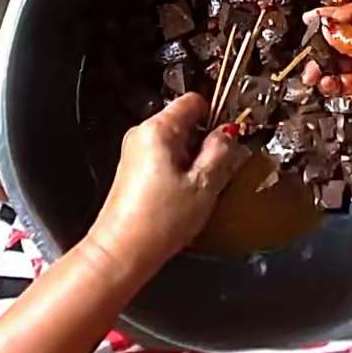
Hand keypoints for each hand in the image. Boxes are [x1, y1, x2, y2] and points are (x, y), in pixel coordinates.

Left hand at [85, 93, 246, 278]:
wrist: (121, 251)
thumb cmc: (159, 220)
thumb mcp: (203, 185)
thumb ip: (220, 152)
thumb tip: (230, 132)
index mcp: (158, 129)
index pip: (193, 101)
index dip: (215, 114)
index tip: (228, 136)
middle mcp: (142, 132)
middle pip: (183, 120)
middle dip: (204, 140)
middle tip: (217, 169)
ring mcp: (135, 149)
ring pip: (174, 139)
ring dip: (192, 157)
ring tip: (199, 187)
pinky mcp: (132, 167)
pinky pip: (162, 155)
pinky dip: (177, 168)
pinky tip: (183, 193)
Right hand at [301, 3, 351, 140]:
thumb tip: (328, 27)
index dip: (332, 15)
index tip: (313, 19)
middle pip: (340, 35)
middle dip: (322, 42)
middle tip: (310, 48)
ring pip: (335, 58)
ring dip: (321, 64)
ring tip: (313, 72)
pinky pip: (337, 79)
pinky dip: (327, 81)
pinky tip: (325, 83)